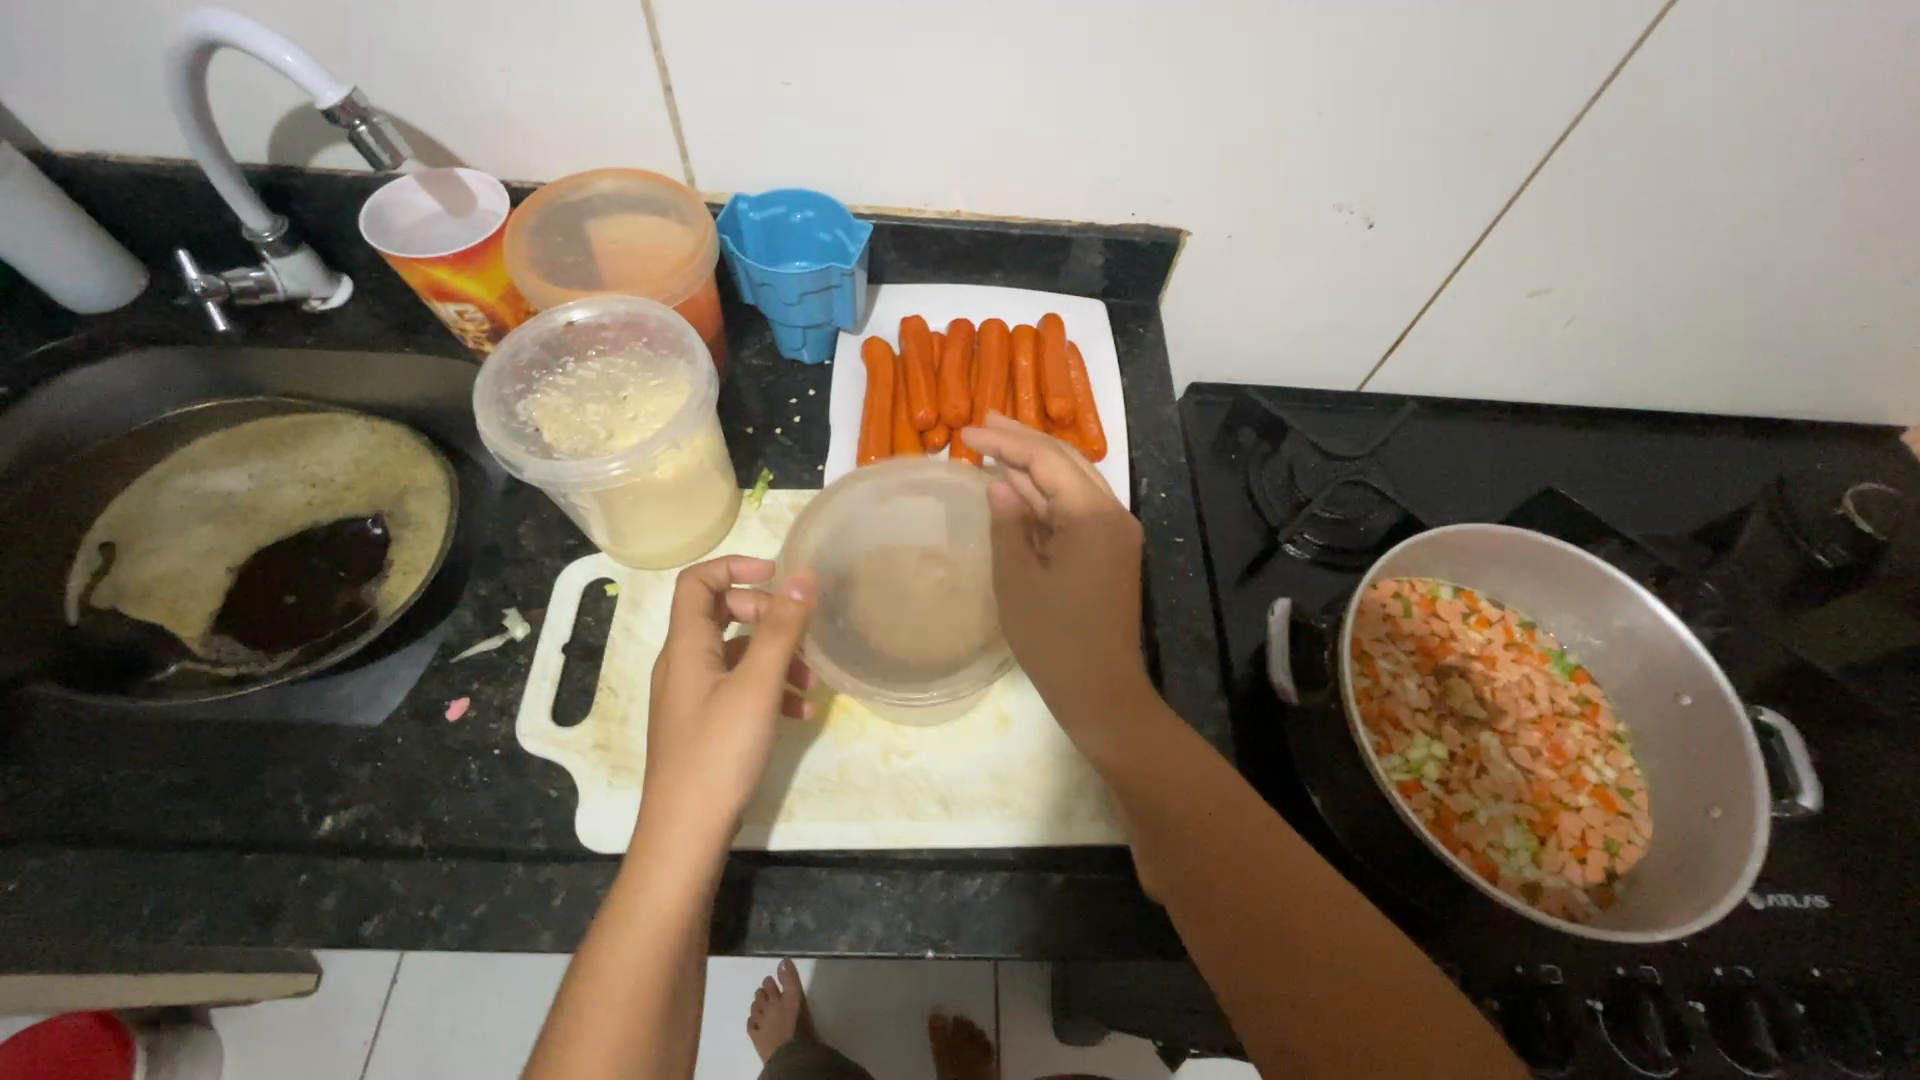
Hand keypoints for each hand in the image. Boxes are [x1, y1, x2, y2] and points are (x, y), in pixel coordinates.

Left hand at [641, 555, 815, 840]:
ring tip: (811, 681)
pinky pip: (739, 687)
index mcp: (686, 646)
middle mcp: (684, 663)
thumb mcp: (757, 685)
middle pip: (722, 614)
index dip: (736, 567)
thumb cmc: (719, 751)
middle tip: (802, 632)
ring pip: (736, 654)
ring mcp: (694, 695)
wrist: (687, 830)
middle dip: (767, 616)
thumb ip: (781, 629)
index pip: (698, 582)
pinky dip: (770, 689)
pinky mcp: (706, 722)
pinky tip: (801, 711)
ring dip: (776, 656)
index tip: (778, 576)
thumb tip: (802, 576)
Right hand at [959, 414, 1149, 730]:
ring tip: (996, 443)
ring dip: (1035, 466)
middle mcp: (1112, 515)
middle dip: (1023, 441)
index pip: (1047, 460)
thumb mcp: (1018, 580)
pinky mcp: (1109, 553)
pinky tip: (1018, 488)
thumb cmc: (1054, 640)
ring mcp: (1115, 534)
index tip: (966, 432)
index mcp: (1093, 516)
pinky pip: (1075, 510)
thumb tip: (999, 483)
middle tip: (984, 421)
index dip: (1005, 441)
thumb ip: (1008, 523)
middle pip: (1066, 462)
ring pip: (1072, 484)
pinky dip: (1046, 497)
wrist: (1101, 692)